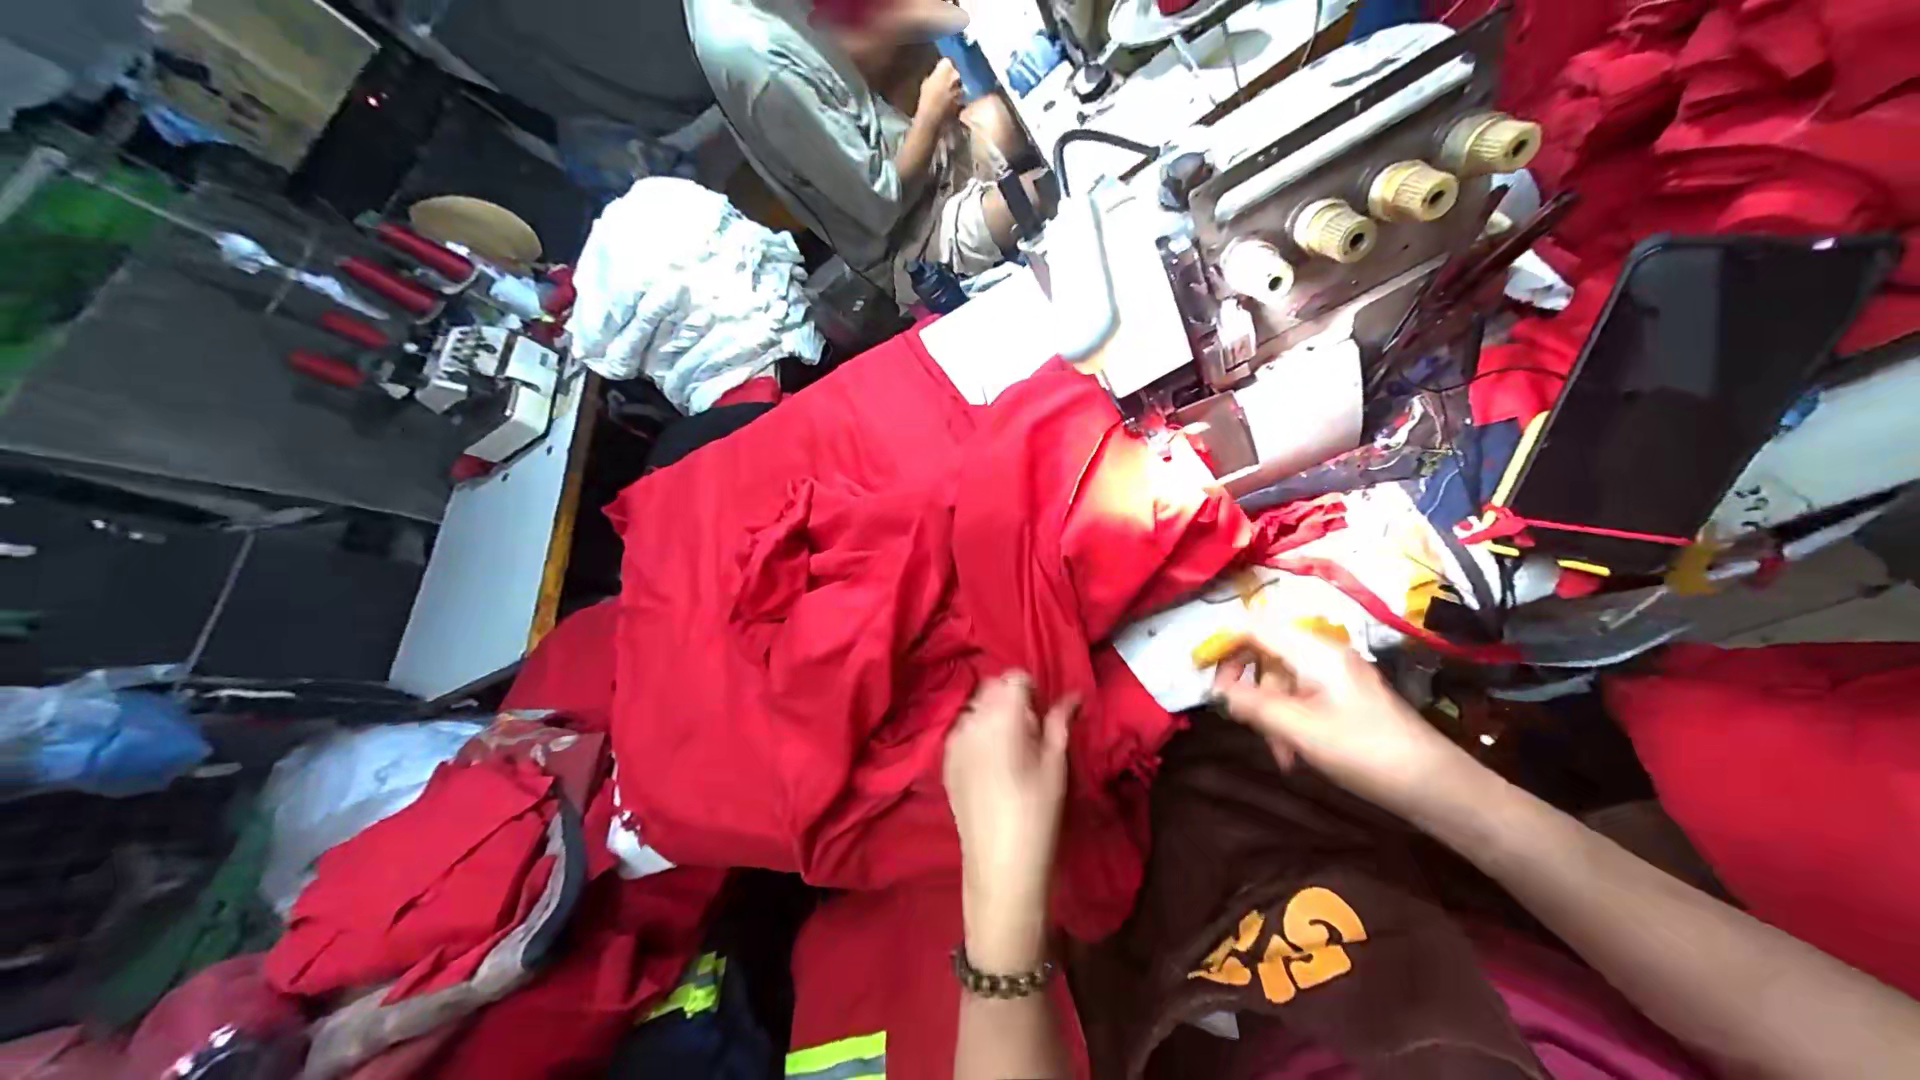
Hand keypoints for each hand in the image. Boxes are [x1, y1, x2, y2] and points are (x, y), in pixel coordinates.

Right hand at [918, 59, 965, 124]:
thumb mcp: (926, 82)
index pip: (947, 62)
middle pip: (955, 73)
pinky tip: (950, 104)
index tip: (939, 74)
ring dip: (954, 89)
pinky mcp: (962, 101)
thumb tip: (938, 77)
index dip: (942, 68)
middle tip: (943, 85)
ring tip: (946, 96)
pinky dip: (956, 99)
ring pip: (958, 86)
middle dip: (950, 78)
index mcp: (947, 67)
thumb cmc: (926, 98)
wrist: (931, 118)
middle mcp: (956, 75)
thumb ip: (935, 76)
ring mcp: (961, 89)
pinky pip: (960, 98)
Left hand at [944, 671, 1075, 970]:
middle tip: (1031, 729)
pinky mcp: (946, 761)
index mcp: (1002, 716)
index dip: (1032, 689)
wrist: (1000, 867)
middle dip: (1011, 699)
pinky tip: (992, 762)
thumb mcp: (1057, 765)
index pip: (1014, 678)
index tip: (1043, 711)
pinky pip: (963, 731)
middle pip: (991, 688)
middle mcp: (972, 721)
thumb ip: (1059, 722)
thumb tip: (1071, 696)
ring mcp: (954, 741)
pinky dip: (977, 734)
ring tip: (1011, 748)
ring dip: (993, 715)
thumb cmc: (1037, 814)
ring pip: (976, 708)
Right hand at [1209, 626, 1481, 822]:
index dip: (1222, 644)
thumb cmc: (1365, 751)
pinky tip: (1294, 754)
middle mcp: (1324, 653)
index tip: (1199, 672)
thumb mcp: (1300, 729)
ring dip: (1269, 714)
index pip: (1253, 627)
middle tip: (1236, 719)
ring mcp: (1336, 675)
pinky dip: (1288, 721)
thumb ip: (1252, 705)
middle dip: (1248, 689)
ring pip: (1281, 681)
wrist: (1437, 786)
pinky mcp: (1344, 696)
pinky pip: (1300, 697)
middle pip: (1265, 654)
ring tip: (1280, 754)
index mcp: (1314, 651)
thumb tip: (1216, 691)